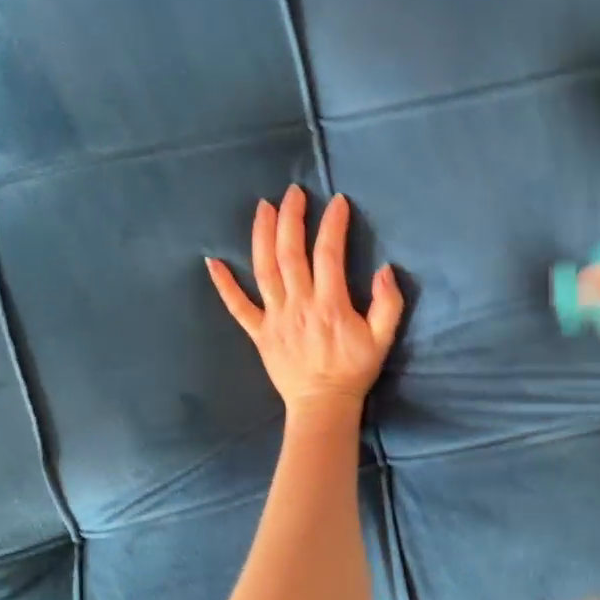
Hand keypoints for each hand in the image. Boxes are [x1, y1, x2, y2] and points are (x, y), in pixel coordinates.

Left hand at [207, 185, 403, 418]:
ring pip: (264, 269)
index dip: (333, 225)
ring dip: (262, 235)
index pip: (329, 254)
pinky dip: (224, 284)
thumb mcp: (382, 339)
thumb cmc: (354, 370)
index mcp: (330, 303)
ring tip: (263, 208)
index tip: (338, 202)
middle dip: (292, 218)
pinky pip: (237, 306)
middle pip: (290, 253)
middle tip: (293, 192)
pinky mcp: (259, 332)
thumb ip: (387, 304)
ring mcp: (275, 317)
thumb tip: (385, 269)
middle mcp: (298, 304)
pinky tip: (212, 261)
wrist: (323, 406)